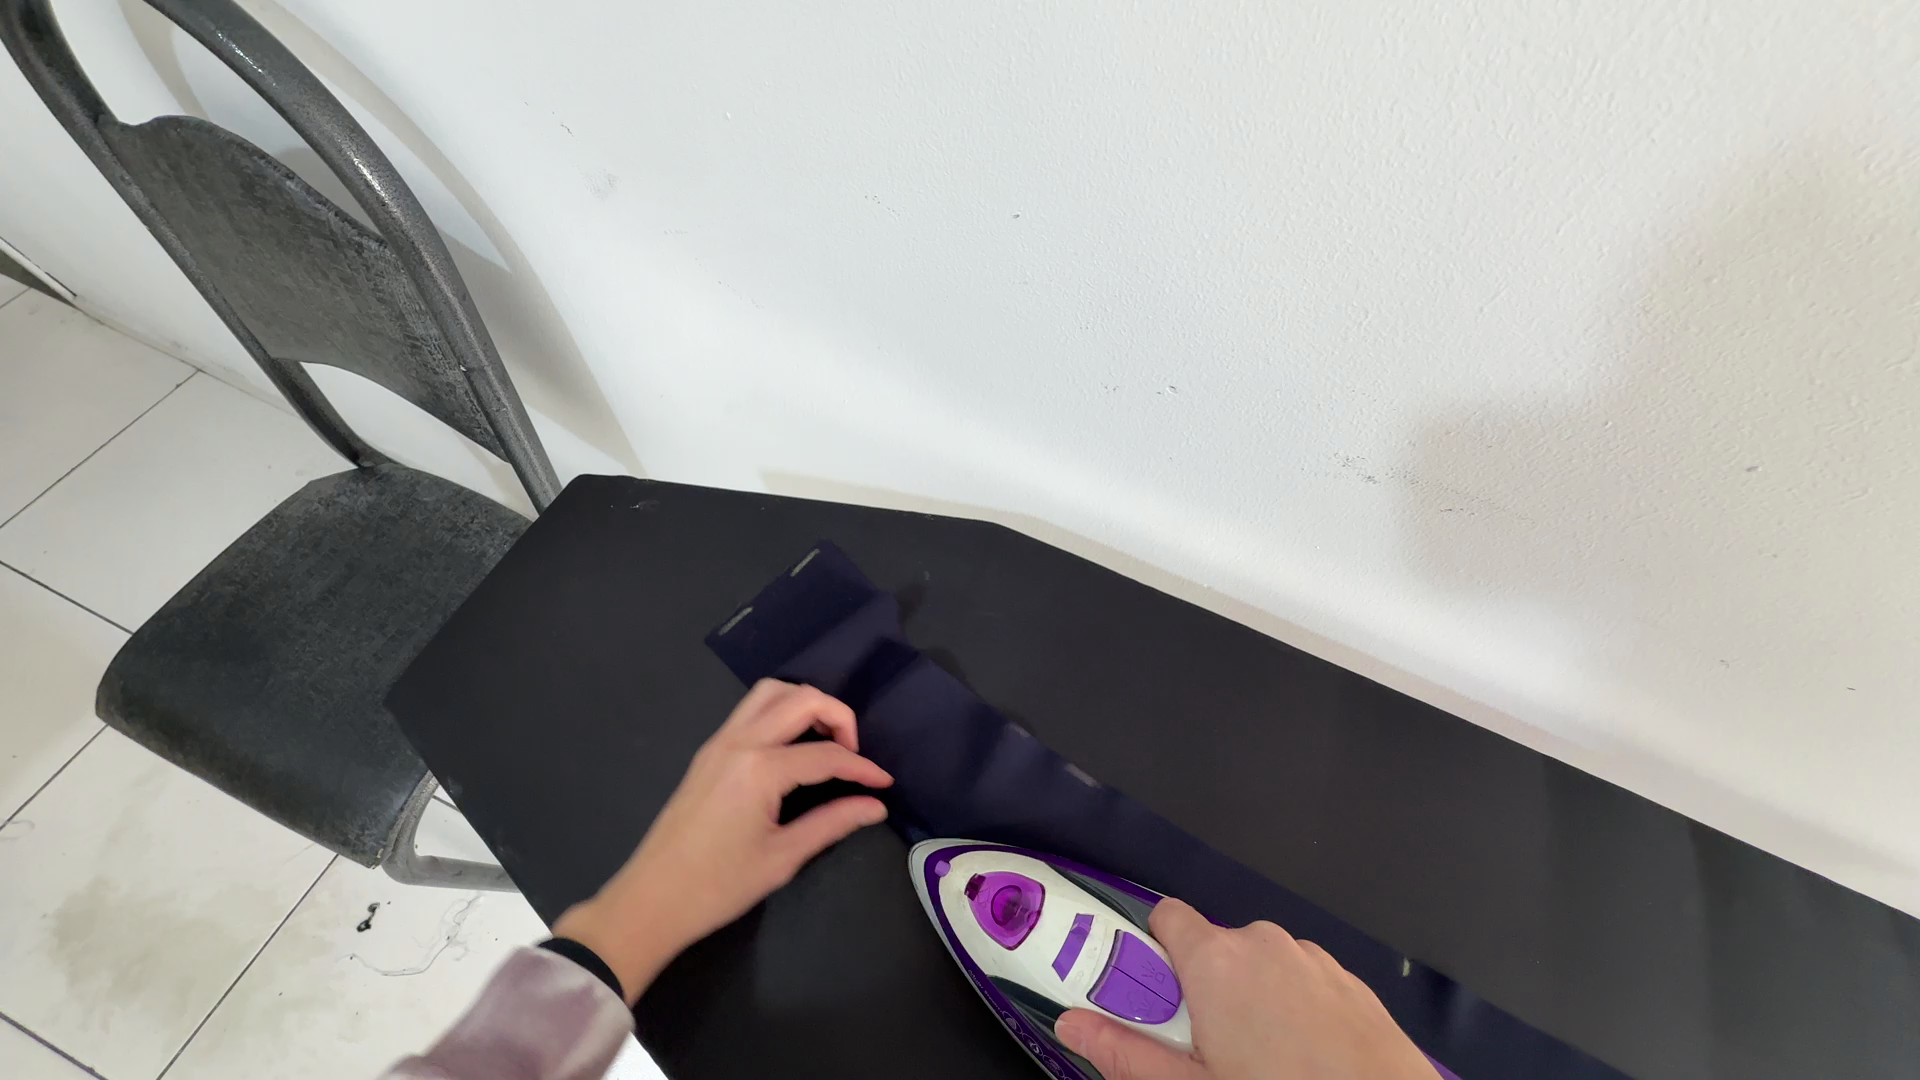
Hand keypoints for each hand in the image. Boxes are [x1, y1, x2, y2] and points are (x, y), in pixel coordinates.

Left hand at [553, 680, 891, 1002]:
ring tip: (826, 740)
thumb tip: (875, 806)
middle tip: (854, 753)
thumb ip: (833, 823)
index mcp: (760, 769)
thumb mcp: (782, 858)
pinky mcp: (709, 750)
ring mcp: (720, 741)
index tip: (884, 783)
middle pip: (802, 699)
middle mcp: (740, 741)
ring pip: (772, 692)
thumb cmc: (717, 887)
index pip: (827, 755)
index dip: (862, 768)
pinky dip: (782, 712)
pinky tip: (794, 746)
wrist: (649, 902)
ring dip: (807, 704)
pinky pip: (752, 709)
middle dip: (839, 717)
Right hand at [1055, 899, 1434, 1079]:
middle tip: (1214, 1053)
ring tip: (1270, 1065)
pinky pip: (1304, 980)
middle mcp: (1262, 941)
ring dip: (1253, 999)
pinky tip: (1314, 1064)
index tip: (1162, 1004)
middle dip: (1205, 990)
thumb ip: (1125, 1051)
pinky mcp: (1354, 983)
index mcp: (1216, 958)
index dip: (1156, 955)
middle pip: (1213, 947)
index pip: (1166, 916)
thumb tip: (1068, 1021)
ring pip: (1261, 965)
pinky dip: (1296, 1009)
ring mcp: (1313, 958)